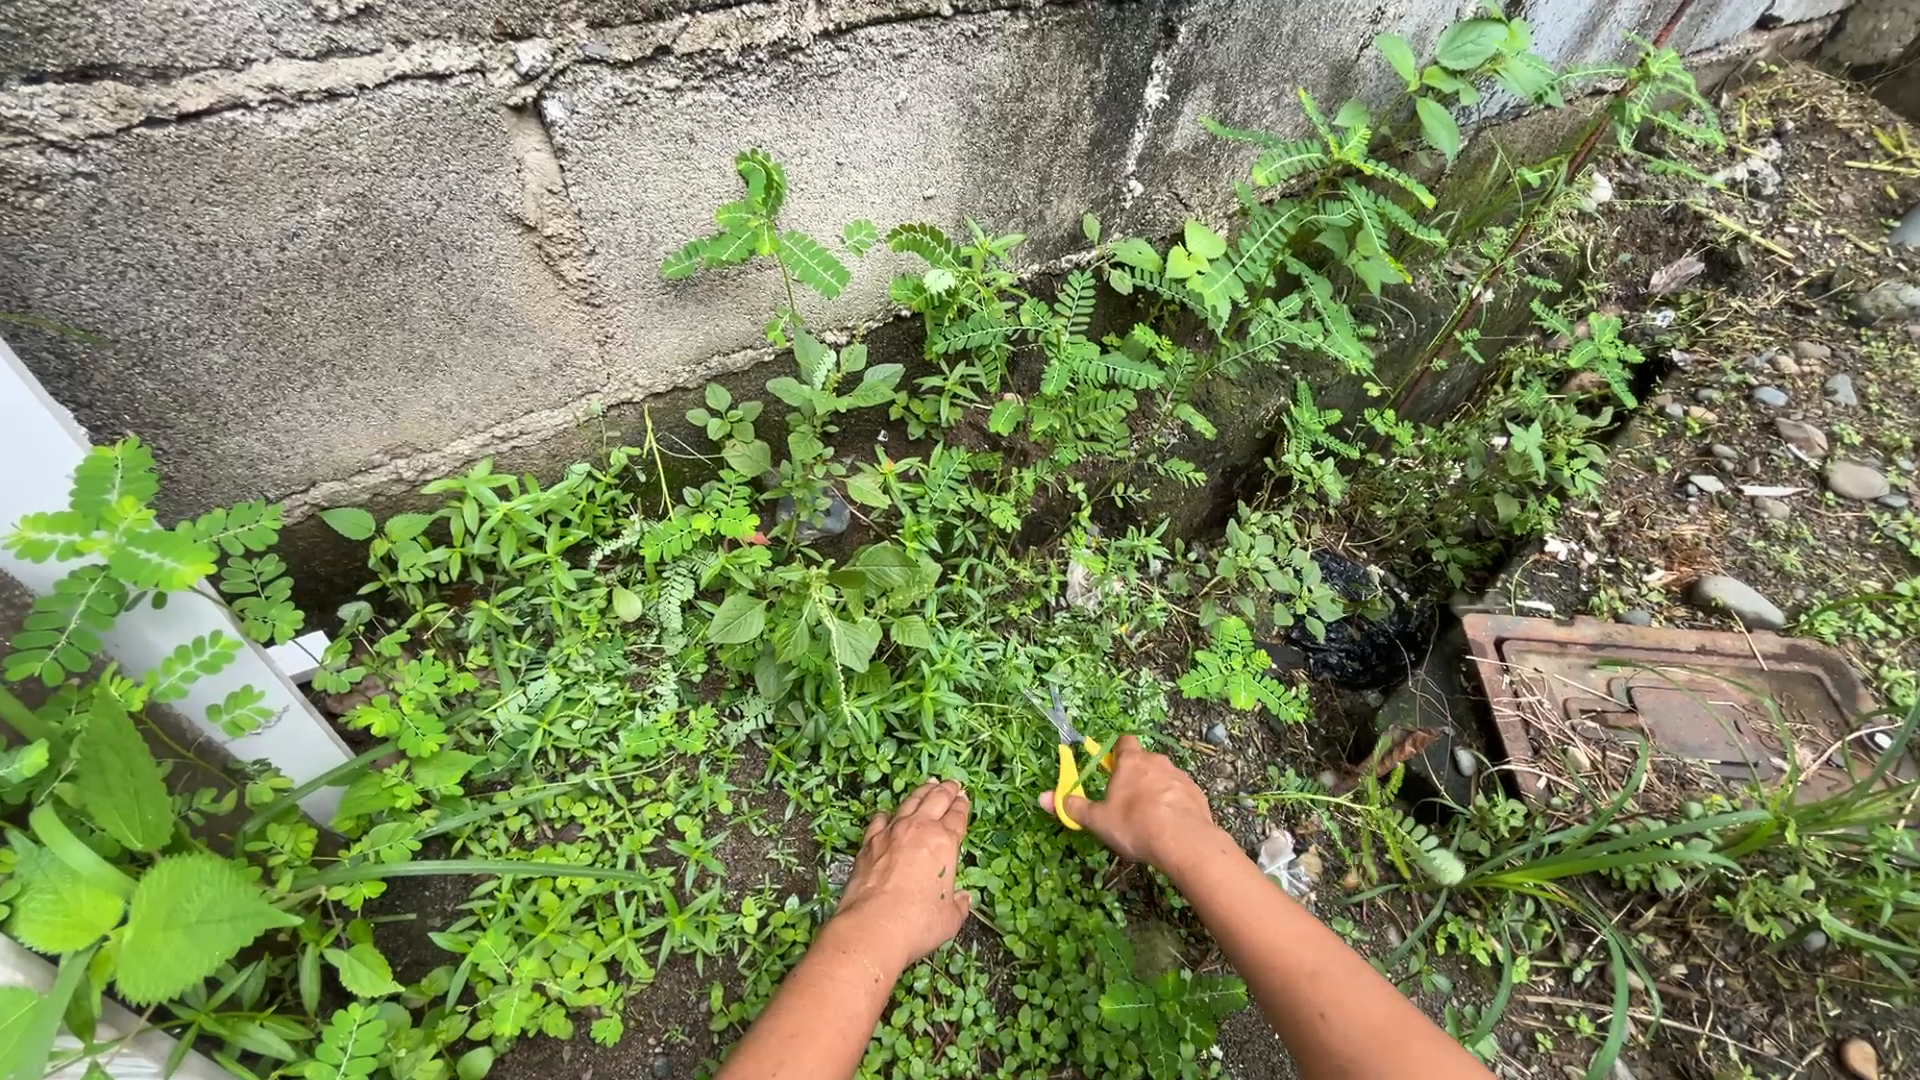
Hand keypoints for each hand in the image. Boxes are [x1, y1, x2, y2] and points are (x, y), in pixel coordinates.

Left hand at [832, 779, 972, 972]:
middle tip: (951, 783)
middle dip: (946, 790)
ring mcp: (892, 833)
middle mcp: (919, 830)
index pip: (957, 816)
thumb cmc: (917, 923)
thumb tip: (963, 899)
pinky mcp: (870, 843)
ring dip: (921, 793)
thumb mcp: (950, 918)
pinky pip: (880, 821)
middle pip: (935, 800)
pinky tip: (888, 814)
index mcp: (944, 843)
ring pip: (909, 803)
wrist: (873, 926)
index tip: (964, 797)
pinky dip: (887, 816)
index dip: (962, 805)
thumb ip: (958, 904)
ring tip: (928, 786)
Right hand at [1039, 735, 1220, 869]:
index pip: (1125, 742)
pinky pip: (1181, 794)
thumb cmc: (1134, 824)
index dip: (1119, 753)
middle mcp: (1156, 761)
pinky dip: (1175, 805)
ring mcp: (1179, 777)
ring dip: (1157, 791)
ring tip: (1150, 818)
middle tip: (1127, 801)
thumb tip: (1042, 798)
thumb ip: (1073, 807)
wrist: (1183, 841)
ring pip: (1164, 777)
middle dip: (1136, 776)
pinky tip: (1170, 826)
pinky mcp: (1197, 794)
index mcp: (1131, 761)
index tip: (1113, 770)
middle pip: (1144, 760)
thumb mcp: (1098, 819)